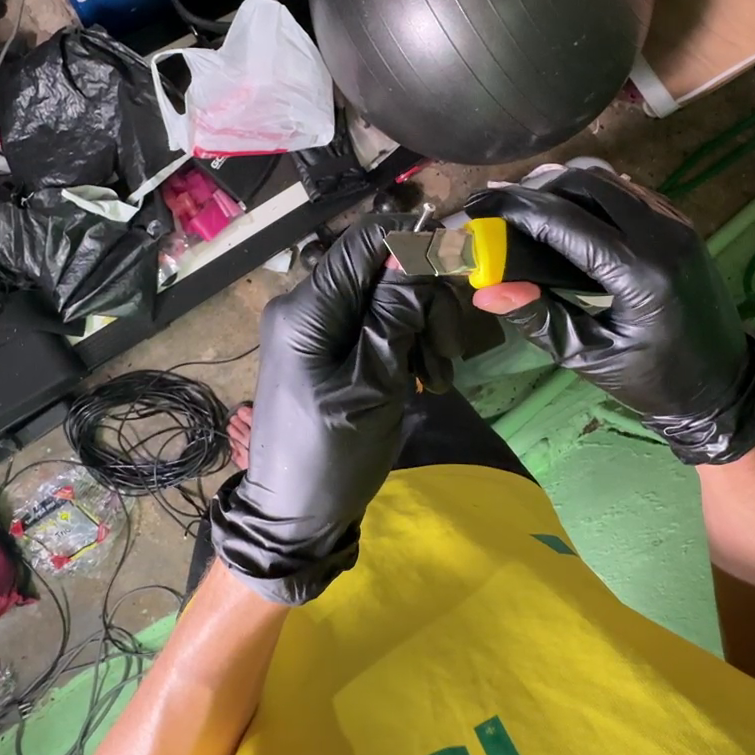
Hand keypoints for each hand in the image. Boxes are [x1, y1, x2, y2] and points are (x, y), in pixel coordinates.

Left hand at [209, 217, 424, 603]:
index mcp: (306, 310)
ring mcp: (312, 327)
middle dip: (424, 301)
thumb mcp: (374, 385)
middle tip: (448, 354)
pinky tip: (419, 379)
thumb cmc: (333, 457)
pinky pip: (371, 324)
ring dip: (420, 329)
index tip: (460, 269)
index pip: (365, 240)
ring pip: (382, 297)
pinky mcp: (323, 346)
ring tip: (434, 379)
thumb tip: (416, 248)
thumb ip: (395, 313)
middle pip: (379, 269)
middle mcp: (304, 306)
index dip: (416, 239)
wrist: (295, 515)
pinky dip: (403, 344)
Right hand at [465, 170, 754, 464]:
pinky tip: (567, 213)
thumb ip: (537, 317)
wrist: (723, 383)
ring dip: (563, 186)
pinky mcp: (680, 223)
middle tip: (500, 207)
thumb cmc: (651, 380)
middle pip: (585, 183)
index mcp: (639, 274)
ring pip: (608, 180)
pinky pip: (628, 192)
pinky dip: (591, 194)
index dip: (515, 209)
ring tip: (526, 206)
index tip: (477, 207)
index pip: (565, 220)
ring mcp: (676, 224)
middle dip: (536, 189)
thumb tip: (485, 291)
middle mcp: (662, 235)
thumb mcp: (587, 356)